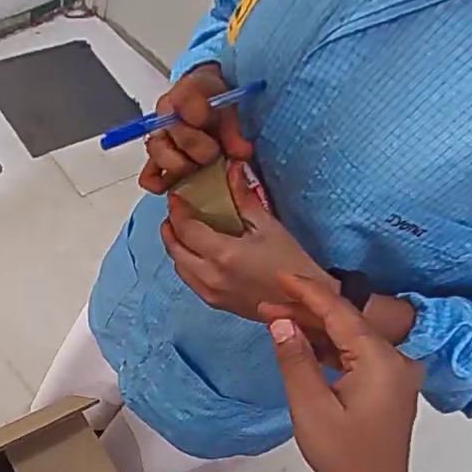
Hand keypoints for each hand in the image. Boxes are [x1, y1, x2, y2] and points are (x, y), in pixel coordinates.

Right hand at [138, 64, 254, 193]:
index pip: (183, 101)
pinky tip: (180, 180)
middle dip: (202, 149)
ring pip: (161, 158)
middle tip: (214, 151)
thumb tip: (242, 154)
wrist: (206, 108)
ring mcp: (156, 142)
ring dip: (184, 166)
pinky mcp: (153, 164)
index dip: (202, 116)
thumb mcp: (230, 111)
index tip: (215, 121)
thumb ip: (235, 131)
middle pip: (178, 138)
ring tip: (198, 165)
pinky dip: (162, 183)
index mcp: (182, 94)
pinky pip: (148, 178)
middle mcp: (163, 117)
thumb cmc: (216, 108)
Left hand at [162, 160, 328, 320]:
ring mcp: (209, 292)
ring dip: (176, 248)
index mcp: (223, 255)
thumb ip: (244, 197)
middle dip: (170, 229)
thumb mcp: (268, 225)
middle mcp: (209, 276)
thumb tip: (232, 169)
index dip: (177, 211)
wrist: (300, 302)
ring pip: (179, 267)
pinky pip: (189, 280)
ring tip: (182, 231)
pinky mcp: (213, 302)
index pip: (186, 229)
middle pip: (175, 250)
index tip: (175, 198)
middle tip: (175, 213)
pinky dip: (186, 263)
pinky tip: (195, 252)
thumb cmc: (289, 261)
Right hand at [263, 273, 423, 471]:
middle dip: (306, 313)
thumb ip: (296, 361)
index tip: (281, 279)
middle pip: (346, 323)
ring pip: (349, 339)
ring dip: (314, 330)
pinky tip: (302, 343)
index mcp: (382, 361)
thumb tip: (280, 324)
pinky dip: (327, 348)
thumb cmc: (342, 452)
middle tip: (267, 306)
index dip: (309, 294)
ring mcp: (392, 372)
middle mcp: (394, 359)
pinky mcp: (385, 385)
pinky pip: (354, 355)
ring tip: (277, 322)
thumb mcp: (311, 407)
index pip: (342, 314)